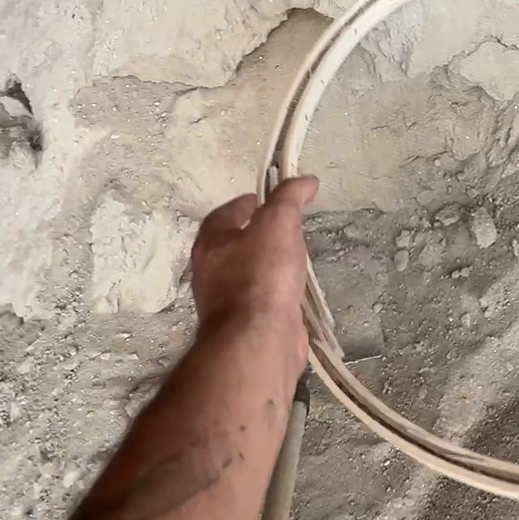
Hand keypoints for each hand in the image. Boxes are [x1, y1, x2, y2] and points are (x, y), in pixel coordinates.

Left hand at [190, 176, 318, 351]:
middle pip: (236, 243)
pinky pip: (266, 295)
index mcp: (212, 244)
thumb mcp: (278, 223)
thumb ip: (290, 197)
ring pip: (252, 271)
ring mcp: (230, 300)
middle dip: (261, 232)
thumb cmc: (262, 275)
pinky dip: (280, 287)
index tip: (267, 197)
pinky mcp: (250, 322)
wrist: (259, 338)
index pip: (223, 215)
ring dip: (273, 261)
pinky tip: (299, 286)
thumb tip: (306, 181)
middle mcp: (214, 272)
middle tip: (289, 224)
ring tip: (299, 253)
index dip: (245, 202)